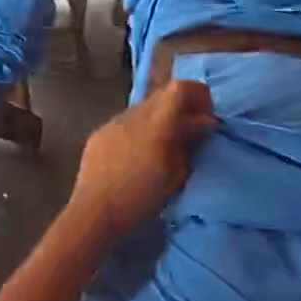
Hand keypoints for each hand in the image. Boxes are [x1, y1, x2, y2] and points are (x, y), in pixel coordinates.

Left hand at [68, 80, 217, 235]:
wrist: (95, 212)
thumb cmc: (140, 199)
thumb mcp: (176, 175)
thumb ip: (190, 143)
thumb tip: (202, 123)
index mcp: (155, 125)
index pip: (179, 89)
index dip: (198, 96)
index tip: (205, 118)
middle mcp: (131, 117)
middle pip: (160, 96)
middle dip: (179, 108)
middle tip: (188, 133)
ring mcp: (111, 124)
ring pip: (141, 109)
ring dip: (157, 119)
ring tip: (161, 146)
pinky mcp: (98, 135)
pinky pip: (123, 123)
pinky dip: (137, 130)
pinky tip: (135, 154)